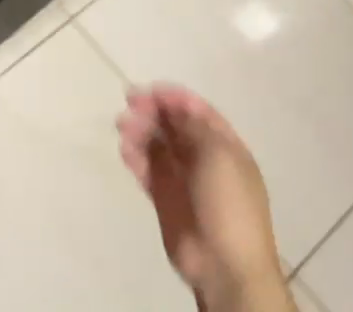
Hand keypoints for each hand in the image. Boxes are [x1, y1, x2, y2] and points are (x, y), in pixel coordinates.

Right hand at [116, 85, 291, 311]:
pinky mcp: (164, 197)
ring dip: (139, 132)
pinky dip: (134, 157)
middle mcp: (204, 160)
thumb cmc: (229, 205)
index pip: (199, 113)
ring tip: (122, 127)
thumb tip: (171, 107)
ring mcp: (183, 179)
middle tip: (129, 102)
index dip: (176, 98)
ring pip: (156, 145)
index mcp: (226, 149)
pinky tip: (125, 151)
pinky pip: (146, 169)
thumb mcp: (219, 157)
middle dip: (152, 111)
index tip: (150, 89)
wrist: (225, 264)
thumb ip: (193, 127)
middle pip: (174, 126)